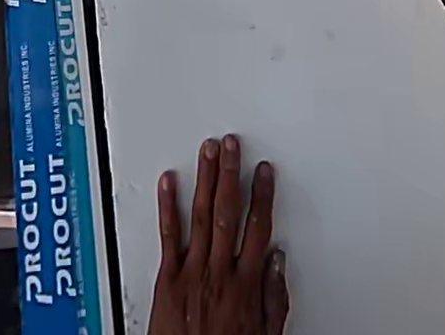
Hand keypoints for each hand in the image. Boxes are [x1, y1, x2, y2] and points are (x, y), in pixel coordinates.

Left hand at [148, 135, 288, 334]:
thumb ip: (273, 299)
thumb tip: (277, 260)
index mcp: (244, 287)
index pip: (257, 229)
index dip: (262, 196)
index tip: (263, 170)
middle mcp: (218, 273)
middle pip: (228, 213)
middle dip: (230, 174)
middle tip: (231, 144)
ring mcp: (191, 272)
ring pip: (200, 216)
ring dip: (205, 179)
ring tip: (207, 150)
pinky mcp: (167, 279)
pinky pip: (168, 236)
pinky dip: (167, 206)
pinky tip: (168, 180)